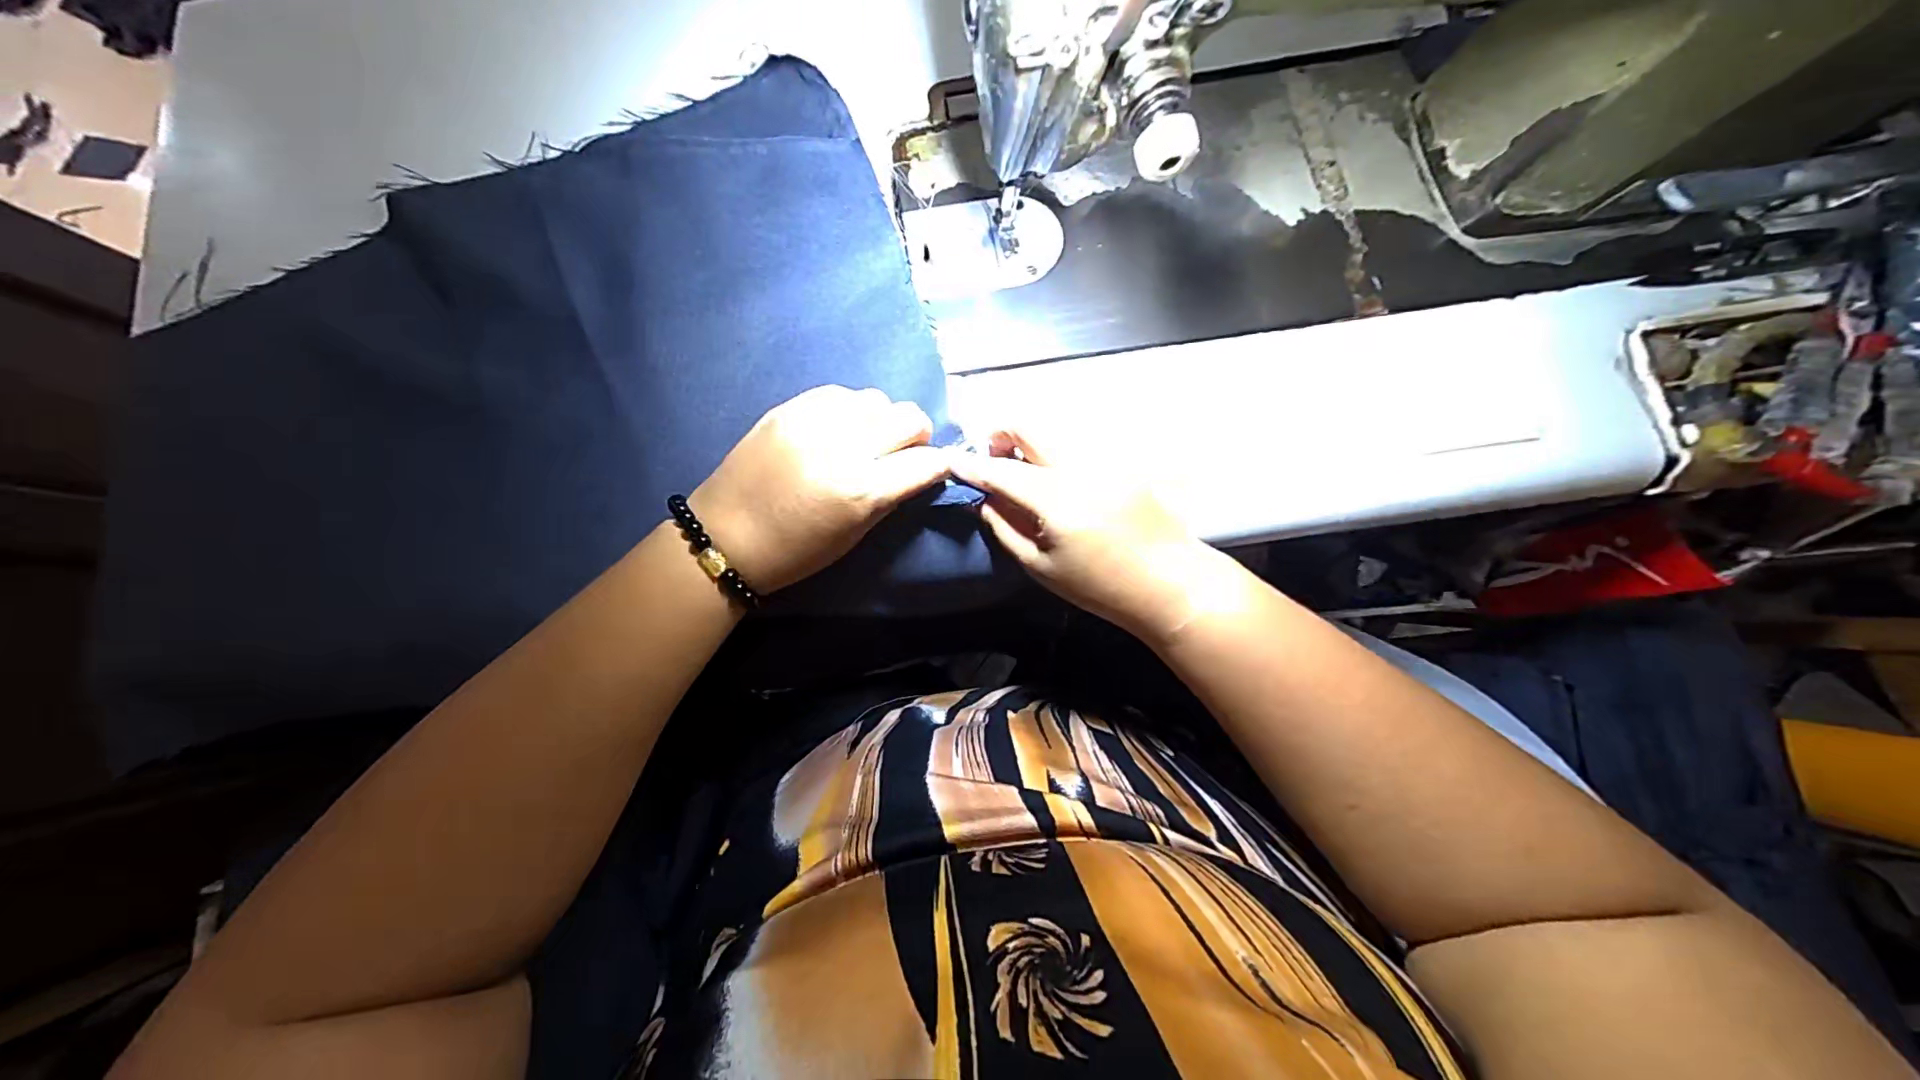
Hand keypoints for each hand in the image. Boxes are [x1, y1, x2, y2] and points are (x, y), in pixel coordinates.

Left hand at [688, 386, 950, 592]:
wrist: (726, 536)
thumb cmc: (796, 551)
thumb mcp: (854, 534)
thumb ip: (892, 497)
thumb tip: (920, 470)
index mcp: (862, 491)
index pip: (926, 462)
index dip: (939, 464)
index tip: (934, 468)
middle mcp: (843, 448)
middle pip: (908, 418)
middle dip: (916, 435)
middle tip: (903, 451)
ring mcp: (813, 422)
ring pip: (876, 399)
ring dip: (882, 419)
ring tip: (865, 439)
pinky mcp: (789, 408)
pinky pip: (839, 394)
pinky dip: (849, 409)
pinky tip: (837, 429)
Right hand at [950, 428, 1250, 644]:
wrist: (1170, 583)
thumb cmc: (1100, 586)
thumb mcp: (1041, 567)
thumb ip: (1005, 528)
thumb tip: (984, 499)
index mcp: (1055, 500)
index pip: (1001, 471)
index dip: (971, 465)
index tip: (951, 460)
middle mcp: (1079, 468)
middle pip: (1029, 427)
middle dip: (1001, 436)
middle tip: (995, 460)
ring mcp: (1105, 460)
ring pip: (1054, 432)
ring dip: (1030, 444)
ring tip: (1027, 472)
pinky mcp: (1123, 462)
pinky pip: (1079, 445)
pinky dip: (1058, 454)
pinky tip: (1062, 481)